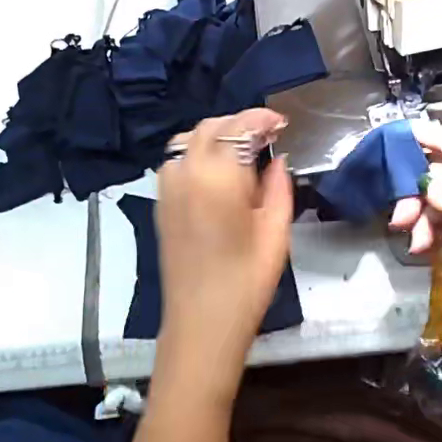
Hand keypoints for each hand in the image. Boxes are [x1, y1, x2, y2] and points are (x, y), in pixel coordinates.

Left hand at [155, 109, 294, 370]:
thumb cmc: (247, 281)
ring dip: (214, 135)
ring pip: (187, 140)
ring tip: (241, 151)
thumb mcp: (276, 232)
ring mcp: (168, 187)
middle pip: (210, 127)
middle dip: (239, 124)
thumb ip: (278, 187)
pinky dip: (194, 153)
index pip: (239, 126)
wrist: (201, 321)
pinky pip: (175, 162)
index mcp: (219, 175)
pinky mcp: (161, 204)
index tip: (281, 125)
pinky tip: (215, 172)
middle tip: (266, 137)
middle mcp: (187, 172)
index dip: (262, 119)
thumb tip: (276, 160)